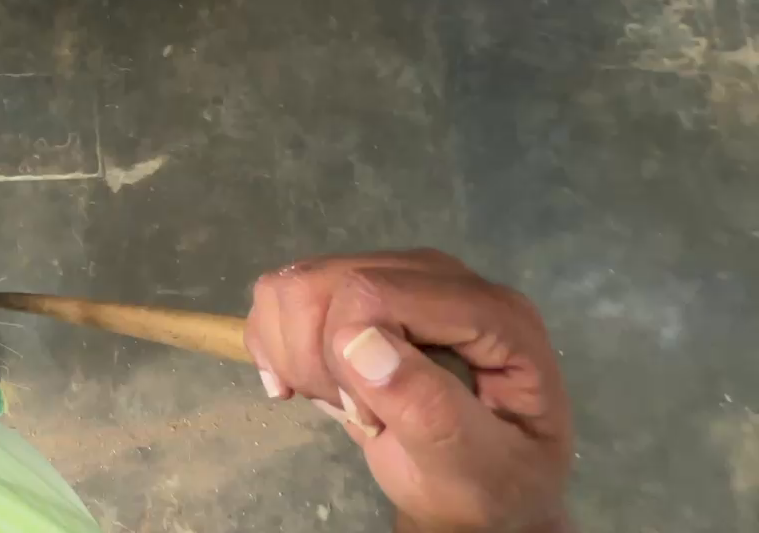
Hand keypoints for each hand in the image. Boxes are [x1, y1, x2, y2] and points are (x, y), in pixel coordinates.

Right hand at [245, 250, 572, 532]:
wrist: (472, 488)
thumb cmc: (486, 485)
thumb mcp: (474, 472)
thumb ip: (430, 411)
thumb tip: (358, 343)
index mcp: (488, 311)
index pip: (370, 293)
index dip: (344, 352)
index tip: (373, 416)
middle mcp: (434, 274)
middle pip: (321, 282)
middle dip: (315, 356)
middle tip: (354, 409)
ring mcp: (385, 273)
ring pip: (288, 285)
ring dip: (292, 352)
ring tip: (336, 396)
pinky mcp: (344, 281)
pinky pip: (274, 292)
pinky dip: (272, 342)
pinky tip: (305, 379)